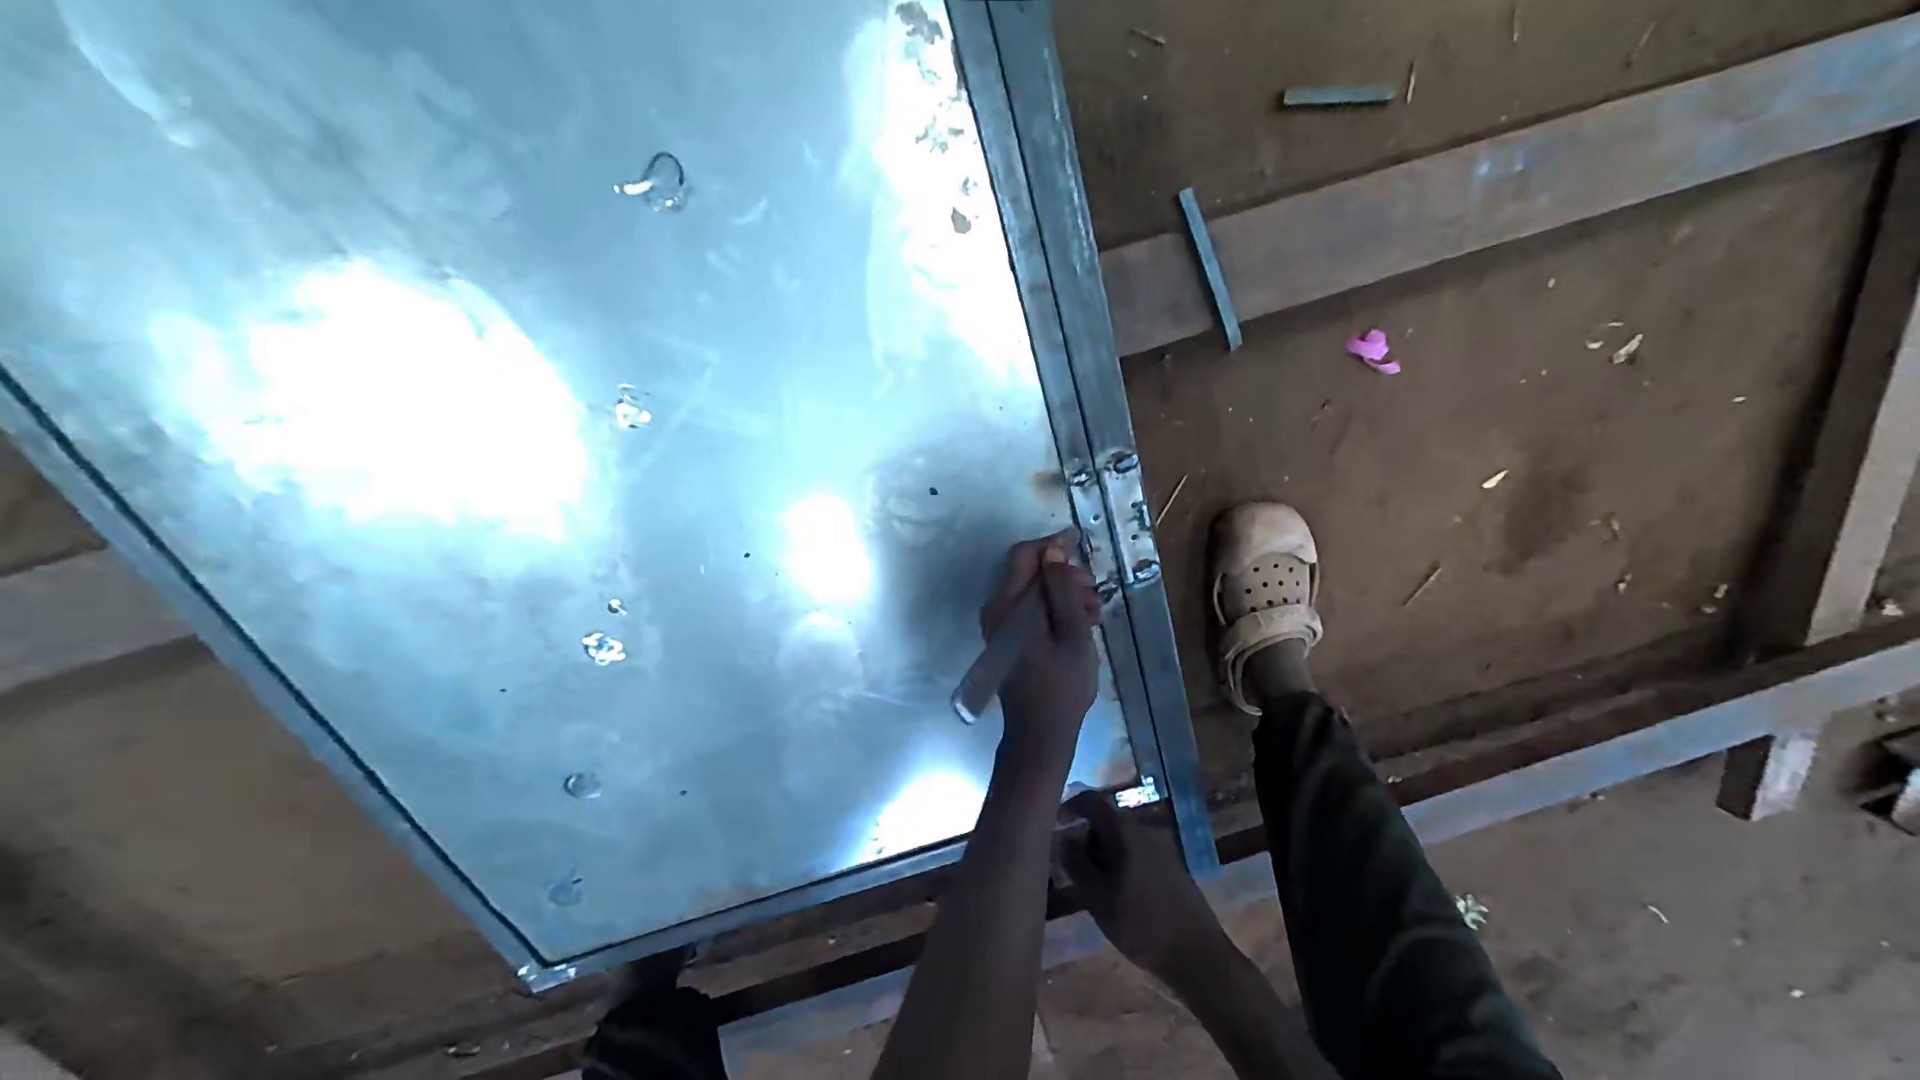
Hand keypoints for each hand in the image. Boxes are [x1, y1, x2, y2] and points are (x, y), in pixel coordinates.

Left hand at [979, 530, 1101, 750]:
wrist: (1041, 732)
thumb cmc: (1062, 684)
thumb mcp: (1072, 632)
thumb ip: (1062, 589)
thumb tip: (1053, 551)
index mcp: (1007, 606)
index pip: (1024, 556)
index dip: (1051, 546)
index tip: (1079, 546)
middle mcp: (996, 611)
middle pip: (1029, 573)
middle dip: (1064, 575)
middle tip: (1094, 592)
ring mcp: (1000, 625)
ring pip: (1033, 592)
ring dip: (1064, 594)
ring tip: (1094, 613)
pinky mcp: (1009, 638)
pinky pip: (1031, 611)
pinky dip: (1055, 610)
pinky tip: (1082, 624)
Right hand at [1057, 791, 1231, 980]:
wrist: (1197, 955)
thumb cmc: (1141, 925)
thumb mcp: (1097, 898)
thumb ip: (1076, 865)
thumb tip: (1064, 840)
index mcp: (1126, 832)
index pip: (1092, 802)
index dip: (1071, 806)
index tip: (1056, 823)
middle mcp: (1145, 829)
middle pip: (1107, 821)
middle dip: (1087, 839)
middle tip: (1074, 868)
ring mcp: (1163, 846)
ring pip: (1122, 838)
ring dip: (1105, 853)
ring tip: (1096, 886)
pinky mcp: (1173, 863)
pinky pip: (1138, 851)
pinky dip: (1122, 862)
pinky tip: (1119, 893)